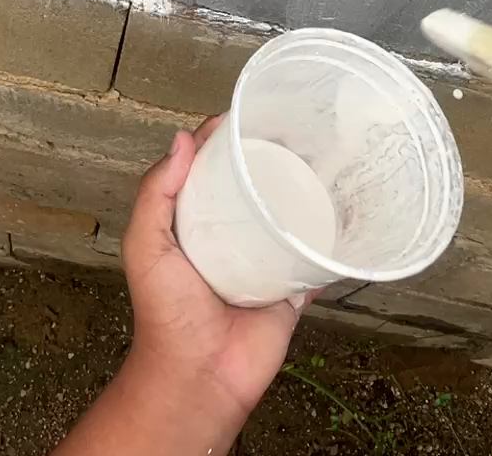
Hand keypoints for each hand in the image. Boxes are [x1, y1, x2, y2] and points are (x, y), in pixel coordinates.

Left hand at [53, 117, 313, 454]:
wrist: (201, 377)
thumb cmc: (166, 315)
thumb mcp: (145, 245)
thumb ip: (155, 194)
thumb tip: (181, 140)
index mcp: (196, 219)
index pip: (212, 166)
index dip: (225, 138)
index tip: (245, 114)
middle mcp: (231, 231)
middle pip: (254, 183)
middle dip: (270, 157)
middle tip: (293, 131)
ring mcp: (263, 256)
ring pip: (287, 213)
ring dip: (303, 189)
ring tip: (323, 159)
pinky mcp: (291, 283)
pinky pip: (314, 254)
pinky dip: (328, 235)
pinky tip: (345, 209)